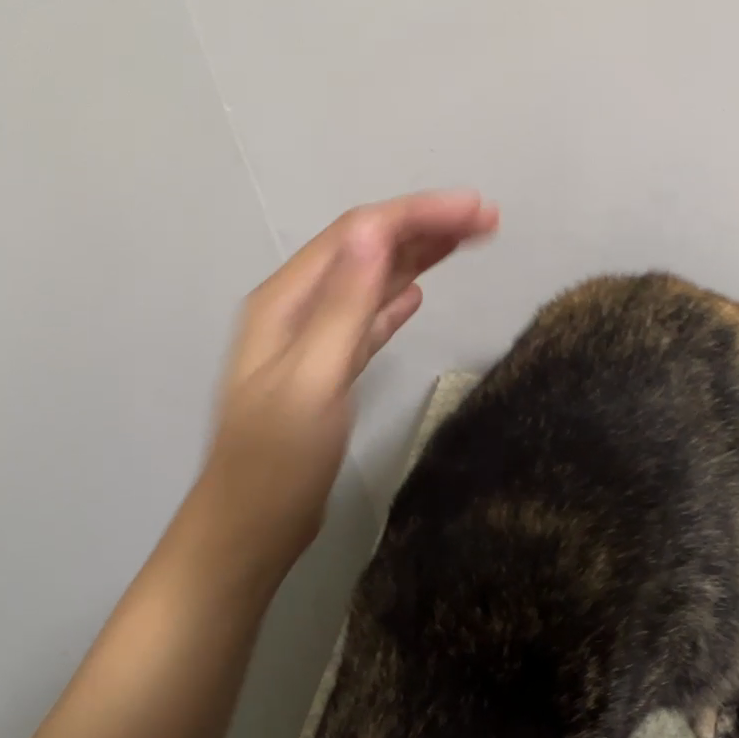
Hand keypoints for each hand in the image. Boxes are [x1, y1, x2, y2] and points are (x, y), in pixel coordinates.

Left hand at [201, 190, 498, 569]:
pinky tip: (418, 295)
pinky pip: (366, 321)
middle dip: (424, 228)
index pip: (359, 235)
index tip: (477, 210)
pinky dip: (394, 302)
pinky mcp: (328, 372)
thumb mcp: (313, 380)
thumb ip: (344, 307)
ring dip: (417, 259)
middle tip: (487, 220)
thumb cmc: (279, 462)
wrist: (251, 527)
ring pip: (370, 283)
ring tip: (466, 244)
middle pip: (366, 250)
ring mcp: (311, 341)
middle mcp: (297, 310)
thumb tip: (375, 233)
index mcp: (287, 302)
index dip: (418, 214)